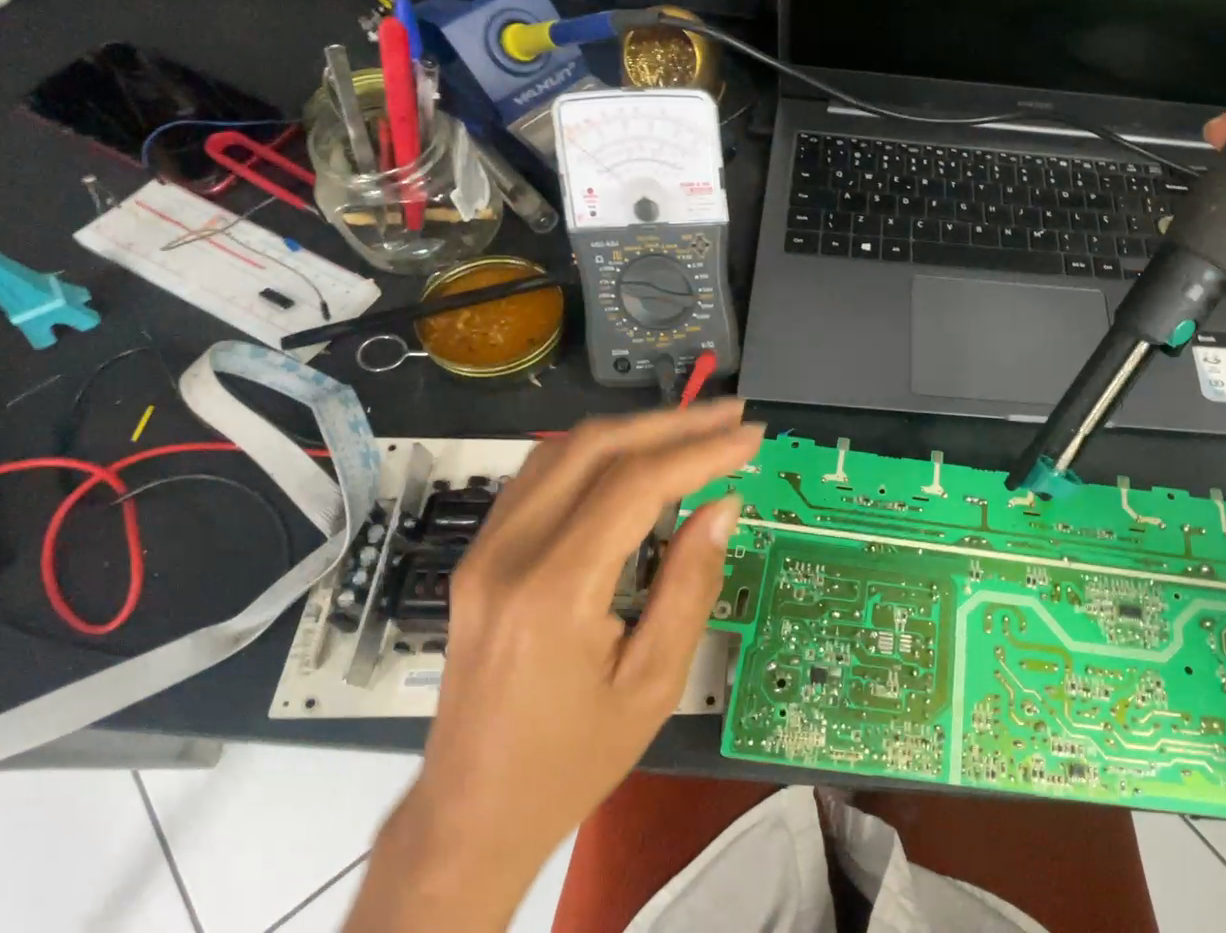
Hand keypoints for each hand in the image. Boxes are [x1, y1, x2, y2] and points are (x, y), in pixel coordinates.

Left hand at [348, 401, 761, 931]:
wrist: (474, 809)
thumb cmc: (574, 760)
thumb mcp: (653, 683)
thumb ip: (689, 584)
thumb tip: (723, 506)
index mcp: (555, 590)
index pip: (636, 484)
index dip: (700, 451)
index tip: (751, 436)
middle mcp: (508, 553)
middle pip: (593, 448)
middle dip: (670, 423)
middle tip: (730, 417)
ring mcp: (484, 552)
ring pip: (559, 453)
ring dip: (631, 432)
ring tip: (692, 431)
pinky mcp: (479, 559)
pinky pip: (537, 480)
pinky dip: (593, 456)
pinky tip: (632, 462)